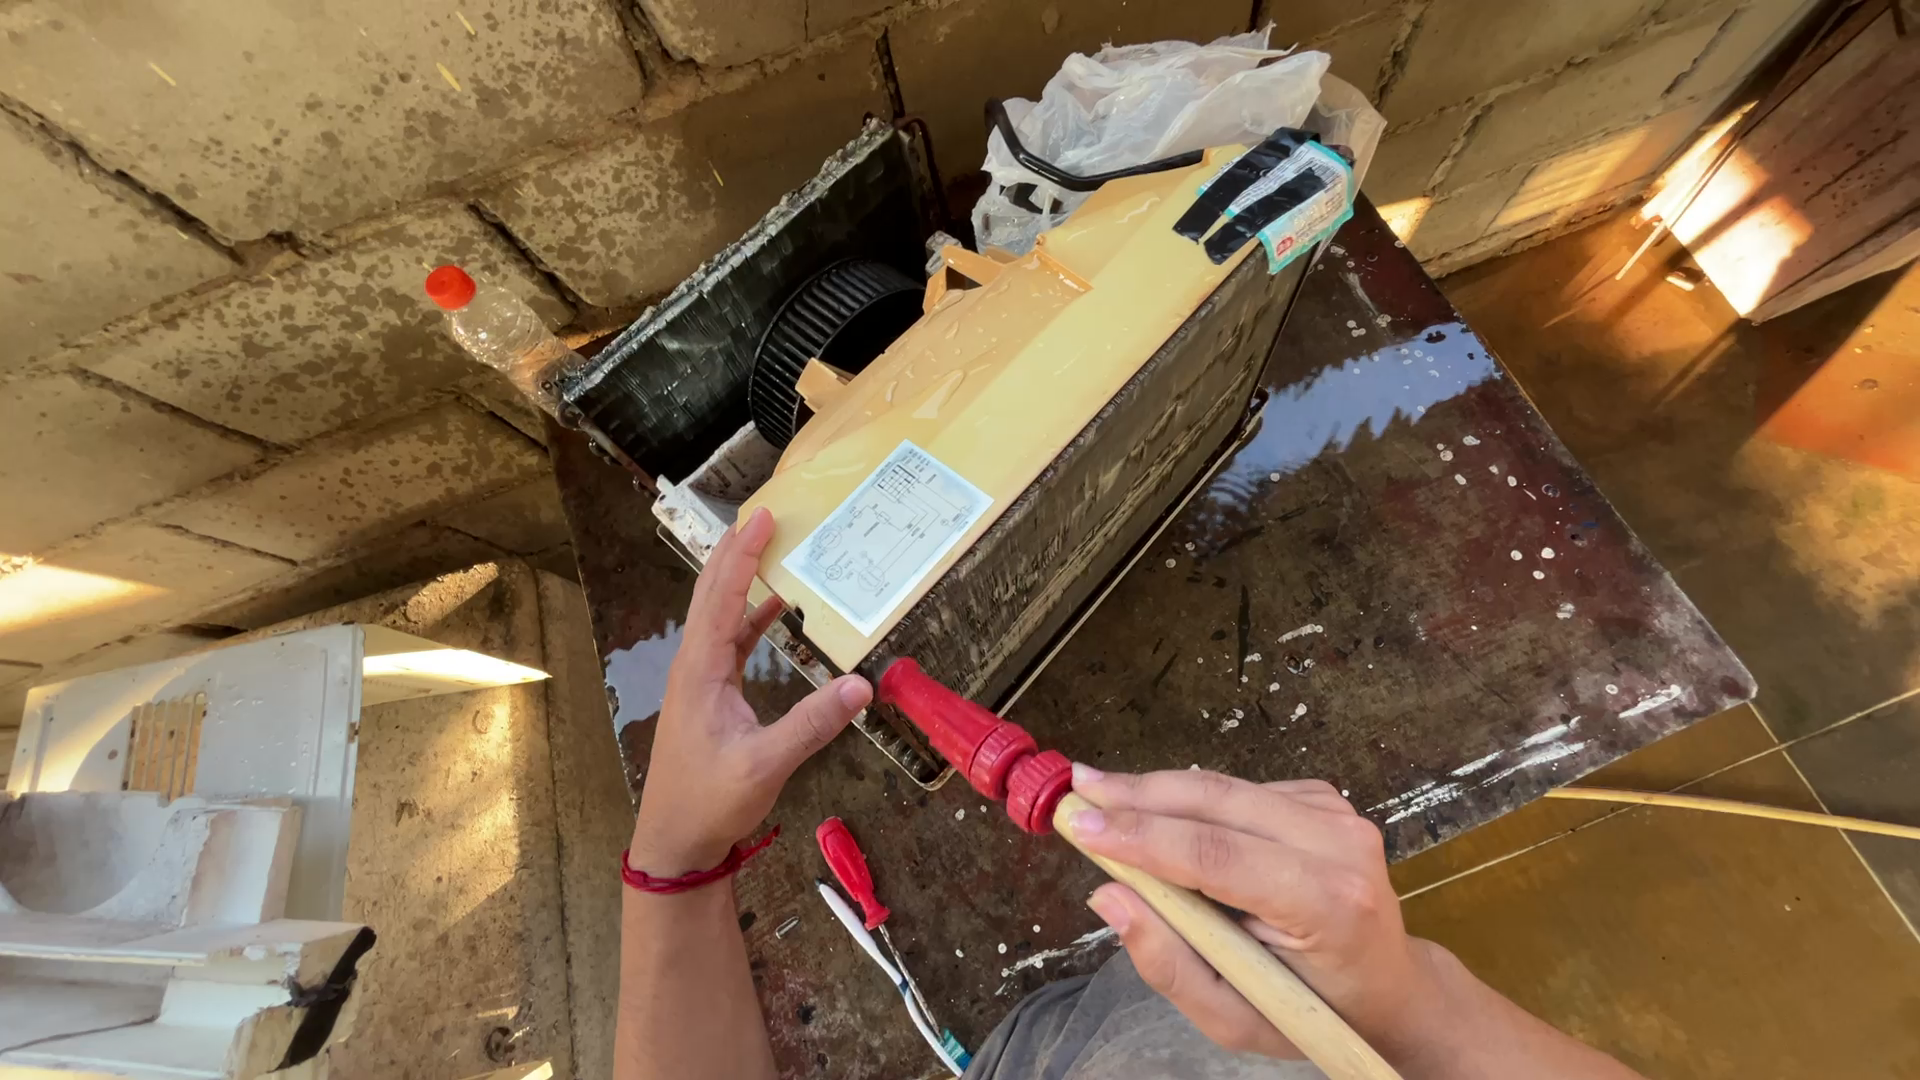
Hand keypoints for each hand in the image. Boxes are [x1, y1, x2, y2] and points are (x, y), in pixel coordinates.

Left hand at [630, 508, 871, 874]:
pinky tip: (775, 607)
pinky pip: (731, 639)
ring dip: (740, 578)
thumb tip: (862, 684)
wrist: (675, 842)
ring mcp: (701, 678)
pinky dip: (751, 615)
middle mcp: (695, 664)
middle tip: (765, 516)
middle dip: (735, 552)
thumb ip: (812, 723)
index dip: (742, 555)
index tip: (762, 517)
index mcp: (701, 669)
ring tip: (768, 546)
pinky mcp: (711, 693)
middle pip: (712, 594)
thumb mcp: (764, 764)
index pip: (721, 597)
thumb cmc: (710, 801)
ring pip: (719, 613)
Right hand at [1069, 766, 1436, 1058]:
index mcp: (1328, 904)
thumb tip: (1107, 895)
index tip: (1081, 824)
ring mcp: (1335, 812)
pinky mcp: (1322, 796)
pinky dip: (1189, 799)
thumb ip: (1168, 964)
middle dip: (1137, 794)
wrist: (1390, 987)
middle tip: (1077, 790)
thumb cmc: (1310, 1013)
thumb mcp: (1235, 1020)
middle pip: (1214, 801)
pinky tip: (1163, 817)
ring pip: (1220, 786)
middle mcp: (1338, 842)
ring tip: (1100, 794)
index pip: (1216, 855)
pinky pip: (1236, 789)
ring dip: (1155, 790)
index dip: (1142, 836)